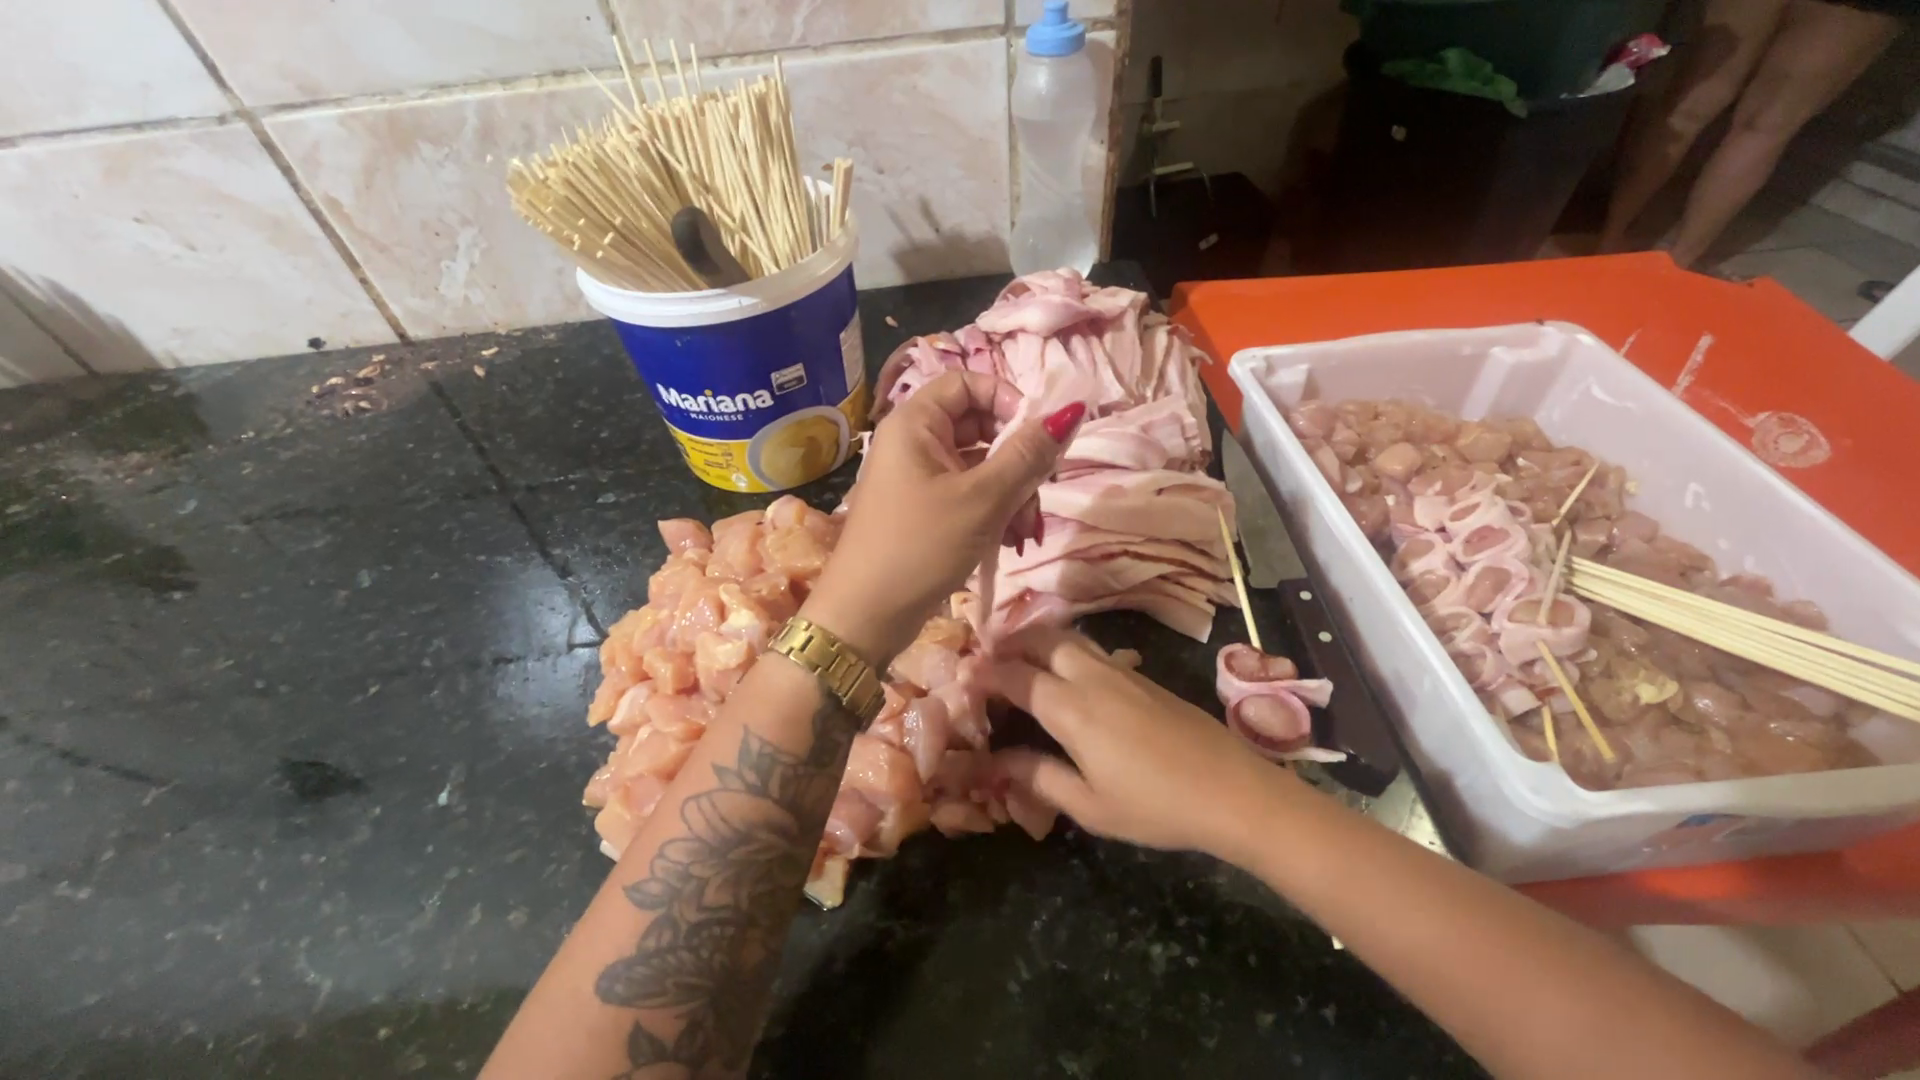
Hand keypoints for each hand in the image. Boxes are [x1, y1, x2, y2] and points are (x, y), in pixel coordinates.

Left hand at [801, 371, 1083, 662]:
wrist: (865, 616)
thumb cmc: (920, 547)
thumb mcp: (982, 499)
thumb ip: (1028, 454)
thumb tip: (1073, 409)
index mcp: (915, 423)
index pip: (968, 383)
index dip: (1007, 400)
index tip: (1037, 436)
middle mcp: (914, 442)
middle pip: (980, 427)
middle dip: (1018, 460)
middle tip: (1041, 494)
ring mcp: (918, 479)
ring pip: (980, 466)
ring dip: (1013, 494)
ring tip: (1026, 533)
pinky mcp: (924, 511)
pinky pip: (969, 495)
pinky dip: (994, 513)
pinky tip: (1011, 543)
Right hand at [985, 627, 1302, 859]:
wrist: (1232, 790)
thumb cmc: (1156, 806)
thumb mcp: (1089, 805)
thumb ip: (1038, 778)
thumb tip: (995, 764)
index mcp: (1071, 709)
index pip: (1015, 674)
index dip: (984, 673)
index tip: (962, 678)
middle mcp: (1092, 677)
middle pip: (1042, 639)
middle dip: (1008, 642)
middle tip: (987, 659)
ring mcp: (1122, 672)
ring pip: (1070, 637)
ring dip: (1038, 640)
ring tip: (1020, 658)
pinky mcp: (1144, 677)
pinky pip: (1094, 649)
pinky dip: (1066, 649)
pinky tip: (1067, 674)